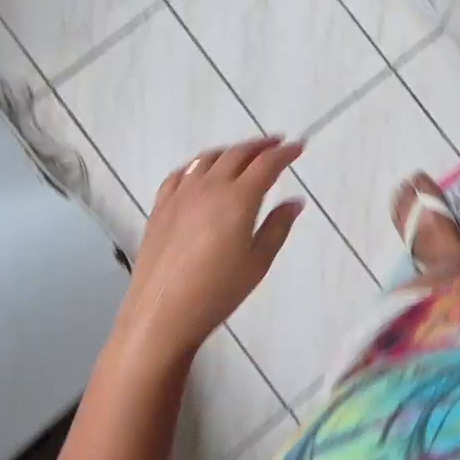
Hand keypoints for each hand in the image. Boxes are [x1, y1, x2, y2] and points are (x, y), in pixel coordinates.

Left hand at [115, 137, 304, 362]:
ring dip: (230, 151)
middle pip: (238, 153)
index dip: (285, 153)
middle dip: (260, 145)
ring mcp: (181, 194)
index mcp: (238, 198)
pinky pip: (180, 174)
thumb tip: (295, 202)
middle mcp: (209, 187)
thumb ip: (278, 227)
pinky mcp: (160, 207)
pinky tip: (201, 172)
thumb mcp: (258, 263)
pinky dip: (197, 165)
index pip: (267, 164)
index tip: (298, 147)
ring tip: (243, 155)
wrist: (162, 314)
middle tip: (276, 145)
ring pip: (208, 158)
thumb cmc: (217, 292)